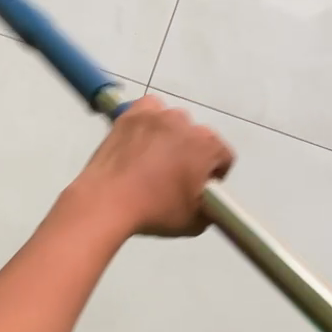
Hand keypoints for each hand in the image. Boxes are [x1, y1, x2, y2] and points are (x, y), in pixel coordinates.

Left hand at [59, 95, 234, 237]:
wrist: (107, 200)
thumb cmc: (155, 211)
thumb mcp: (195, 222)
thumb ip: (211, 207)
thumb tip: (207, 201)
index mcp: (208, 145)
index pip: (223, 157)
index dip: (214, 175)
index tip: (200, 188)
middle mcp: (185, 123)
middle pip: (197, 137)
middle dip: (191, 154)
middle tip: (173, 176)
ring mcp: (156, 115)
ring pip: (173, 121)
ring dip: (170, 136)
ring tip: (154, 158)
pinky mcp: (130, 115)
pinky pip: (149, 109)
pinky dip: (149, 120)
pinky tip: (141, 137)